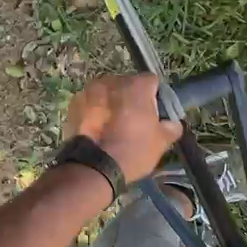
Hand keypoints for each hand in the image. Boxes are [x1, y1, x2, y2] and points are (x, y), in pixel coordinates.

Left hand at [62, 74, 182, 184]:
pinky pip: (90, 102)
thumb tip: (172, 122)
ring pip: (107, 92)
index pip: (152, 81)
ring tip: (112, 126)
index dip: (155, 96)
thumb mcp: (161, 142)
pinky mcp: (74, 102)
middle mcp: (112, 81)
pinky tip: (97, 128)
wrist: (93, 166)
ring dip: (111, 103)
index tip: (154, 113)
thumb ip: (171, 126)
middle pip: (127, 85)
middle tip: (133, 121)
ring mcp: (90, 90)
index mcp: (136, 85)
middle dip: (131, 98)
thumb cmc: (133, 150)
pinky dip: (95, 110)